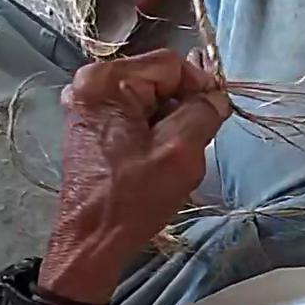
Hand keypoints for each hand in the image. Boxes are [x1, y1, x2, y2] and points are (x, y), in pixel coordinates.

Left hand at [39, 50, 231, 304]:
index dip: (201, 85)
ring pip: (148, 101)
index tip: (217, 115)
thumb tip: (216, 97)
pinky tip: (156, 161)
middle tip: (194, 143)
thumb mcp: (180, 152)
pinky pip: (133, 118)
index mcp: (107, 81)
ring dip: (169, 124)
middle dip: (182, 108)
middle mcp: (90, 85)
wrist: (92, 240)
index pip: (171, 64)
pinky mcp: (89, 130)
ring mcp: (86, 107)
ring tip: (173, 158)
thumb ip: (203, 113)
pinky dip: (151, 134)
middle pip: (157, 81)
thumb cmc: (133, 198)